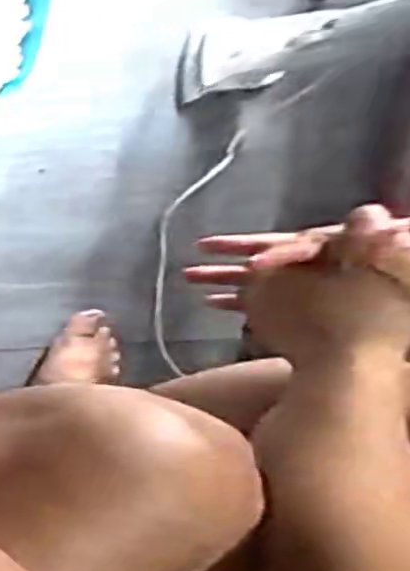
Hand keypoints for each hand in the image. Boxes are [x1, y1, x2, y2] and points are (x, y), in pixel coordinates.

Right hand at [186, 205, 409, 364]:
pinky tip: (209, 302)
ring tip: (188, 275)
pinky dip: (233, 300)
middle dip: (235, 252)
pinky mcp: (288, 314)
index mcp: (342, 256)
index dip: (279, 250)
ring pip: (258, 278)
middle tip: (202, 245)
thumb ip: (370, 242)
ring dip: (223, 275)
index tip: (251, 263)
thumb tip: (366, 211)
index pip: (302, 244)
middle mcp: (318, 269)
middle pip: (273, 256)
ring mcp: (302, 292)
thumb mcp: (383, 268)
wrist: (362, 358)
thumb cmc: (379, 308)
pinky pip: (257, 301)